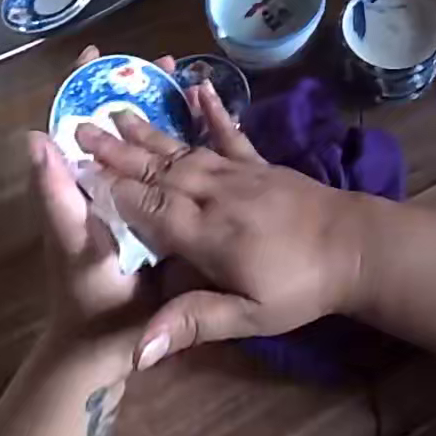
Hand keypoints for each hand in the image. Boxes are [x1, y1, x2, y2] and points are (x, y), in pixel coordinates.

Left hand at [26, 45, 172, 364]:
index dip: (82, 84)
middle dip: (136, 86)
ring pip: (140, 137)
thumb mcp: (71, 241)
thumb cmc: (87, 294)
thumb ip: (53, 195)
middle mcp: (98, 179)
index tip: (98, 53)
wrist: (106, 344)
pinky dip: (177, 136)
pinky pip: (161, 161)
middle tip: (167, 64)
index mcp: (75, 181)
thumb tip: (32, 137)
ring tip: (186, 81)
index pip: (75, 119)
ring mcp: (125, 193)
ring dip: (160, 105)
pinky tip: (203, 125)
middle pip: (113, 119)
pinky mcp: (148, 208)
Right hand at [75, 82, 368, 369]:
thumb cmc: (298, 287)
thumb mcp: (251, 317)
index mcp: (211, 234)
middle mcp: (218, 194)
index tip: (84, 170)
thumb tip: (139, 349)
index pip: (154, 208)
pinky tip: (198, 86)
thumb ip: (196, 321)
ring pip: (185, 149)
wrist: (351, 245)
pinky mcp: (256, 161)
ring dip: (150, 132)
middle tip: (84, 129)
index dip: (119, 191)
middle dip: (120, 152)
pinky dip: (213, 110)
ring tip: (121, 112)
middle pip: (161, 171)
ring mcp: (238, 172)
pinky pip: (229, 133)